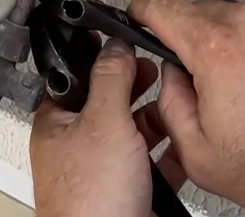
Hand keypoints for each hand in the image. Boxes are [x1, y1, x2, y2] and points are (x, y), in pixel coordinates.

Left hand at [30, 40, 186, 216]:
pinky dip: (171, 153)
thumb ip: (111, 77)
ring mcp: (104, 173)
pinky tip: (187, 143)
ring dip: (157, 118)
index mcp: (57, 123)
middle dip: (138, 86)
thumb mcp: (103, 121)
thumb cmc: (89, 202)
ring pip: (134, 133)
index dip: (106, 56)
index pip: (80, 75)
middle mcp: (78, 146)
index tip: (131, 44)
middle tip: (160, 72)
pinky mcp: (129, 197)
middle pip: (111, 101)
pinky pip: (153, 165)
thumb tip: (116, 44)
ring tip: (178, 104)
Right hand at [131, 0, 244, 216]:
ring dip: (232, 44)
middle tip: (206, 84)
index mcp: (216, 47)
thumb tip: (171, 75)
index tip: (139, 14)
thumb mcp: (198, 153)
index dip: (142, 11)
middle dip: (193, 41)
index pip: (161, 6)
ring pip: (237, 19)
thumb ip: (169, 101)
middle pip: (199, 13)